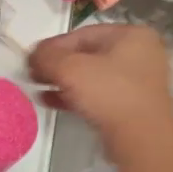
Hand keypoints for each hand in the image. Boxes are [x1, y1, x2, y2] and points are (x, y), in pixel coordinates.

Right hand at [29, 24, 172, 156]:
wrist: (141, 137)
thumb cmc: (109, 93)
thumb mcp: (69, 69)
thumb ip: (46, 57)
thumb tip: (33, 54)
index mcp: (131, 35)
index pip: (82, 34)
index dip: (52, 46)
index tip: (31, 60)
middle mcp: (139, 52)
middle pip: (87, 54)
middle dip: (57, 65)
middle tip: (33, 75)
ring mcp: (138, 79)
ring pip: (91, 75)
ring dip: (63, 81)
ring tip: (38, 89)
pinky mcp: (132, 103)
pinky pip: (98, 93)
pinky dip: (75, 95)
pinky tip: (52, 101)